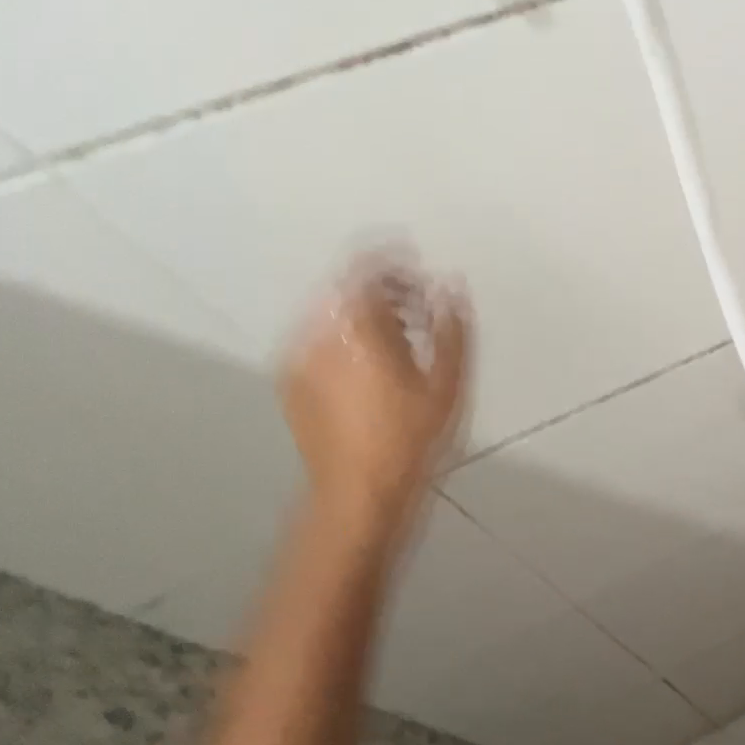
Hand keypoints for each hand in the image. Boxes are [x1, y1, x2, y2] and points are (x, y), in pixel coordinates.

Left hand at [281, 252, 471, 534]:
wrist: (358, 488)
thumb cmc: (411, 437)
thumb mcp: (447, 383)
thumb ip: (450, 328)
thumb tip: (452, 287)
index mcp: (356, 327)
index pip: (367, 270)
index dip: (392, 257)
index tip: (415, 255)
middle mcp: (317, 332)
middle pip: (346, 290)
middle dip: (383, 288)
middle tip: (418, 301)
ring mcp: (298, 356)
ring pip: (332, 316)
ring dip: (365, 314)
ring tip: (401, 333)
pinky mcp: (292, 380)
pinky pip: (320, 340)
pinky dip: (346, 337)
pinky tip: (373, 361)